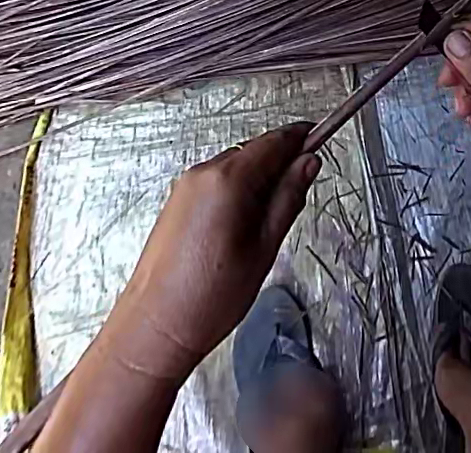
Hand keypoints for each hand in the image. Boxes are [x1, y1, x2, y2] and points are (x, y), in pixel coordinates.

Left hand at [106, 122, 320, 380]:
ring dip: (259, 177)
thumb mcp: (265, 246)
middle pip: (254, 150)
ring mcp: (186, 186)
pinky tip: (241, 224)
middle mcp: (204, 173)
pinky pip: (217, 180)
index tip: (319, 136)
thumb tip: (309, 161)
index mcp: (228, 179)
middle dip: (280, 162)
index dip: (300, 136)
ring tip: (268, 219)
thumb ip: (289, 196)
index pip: (274, 140)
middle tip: (299, 191)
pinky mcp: (177, 202)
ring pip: (236, 165)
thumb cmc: (210, 297)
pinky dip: (237, 188)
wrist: (151, 333)